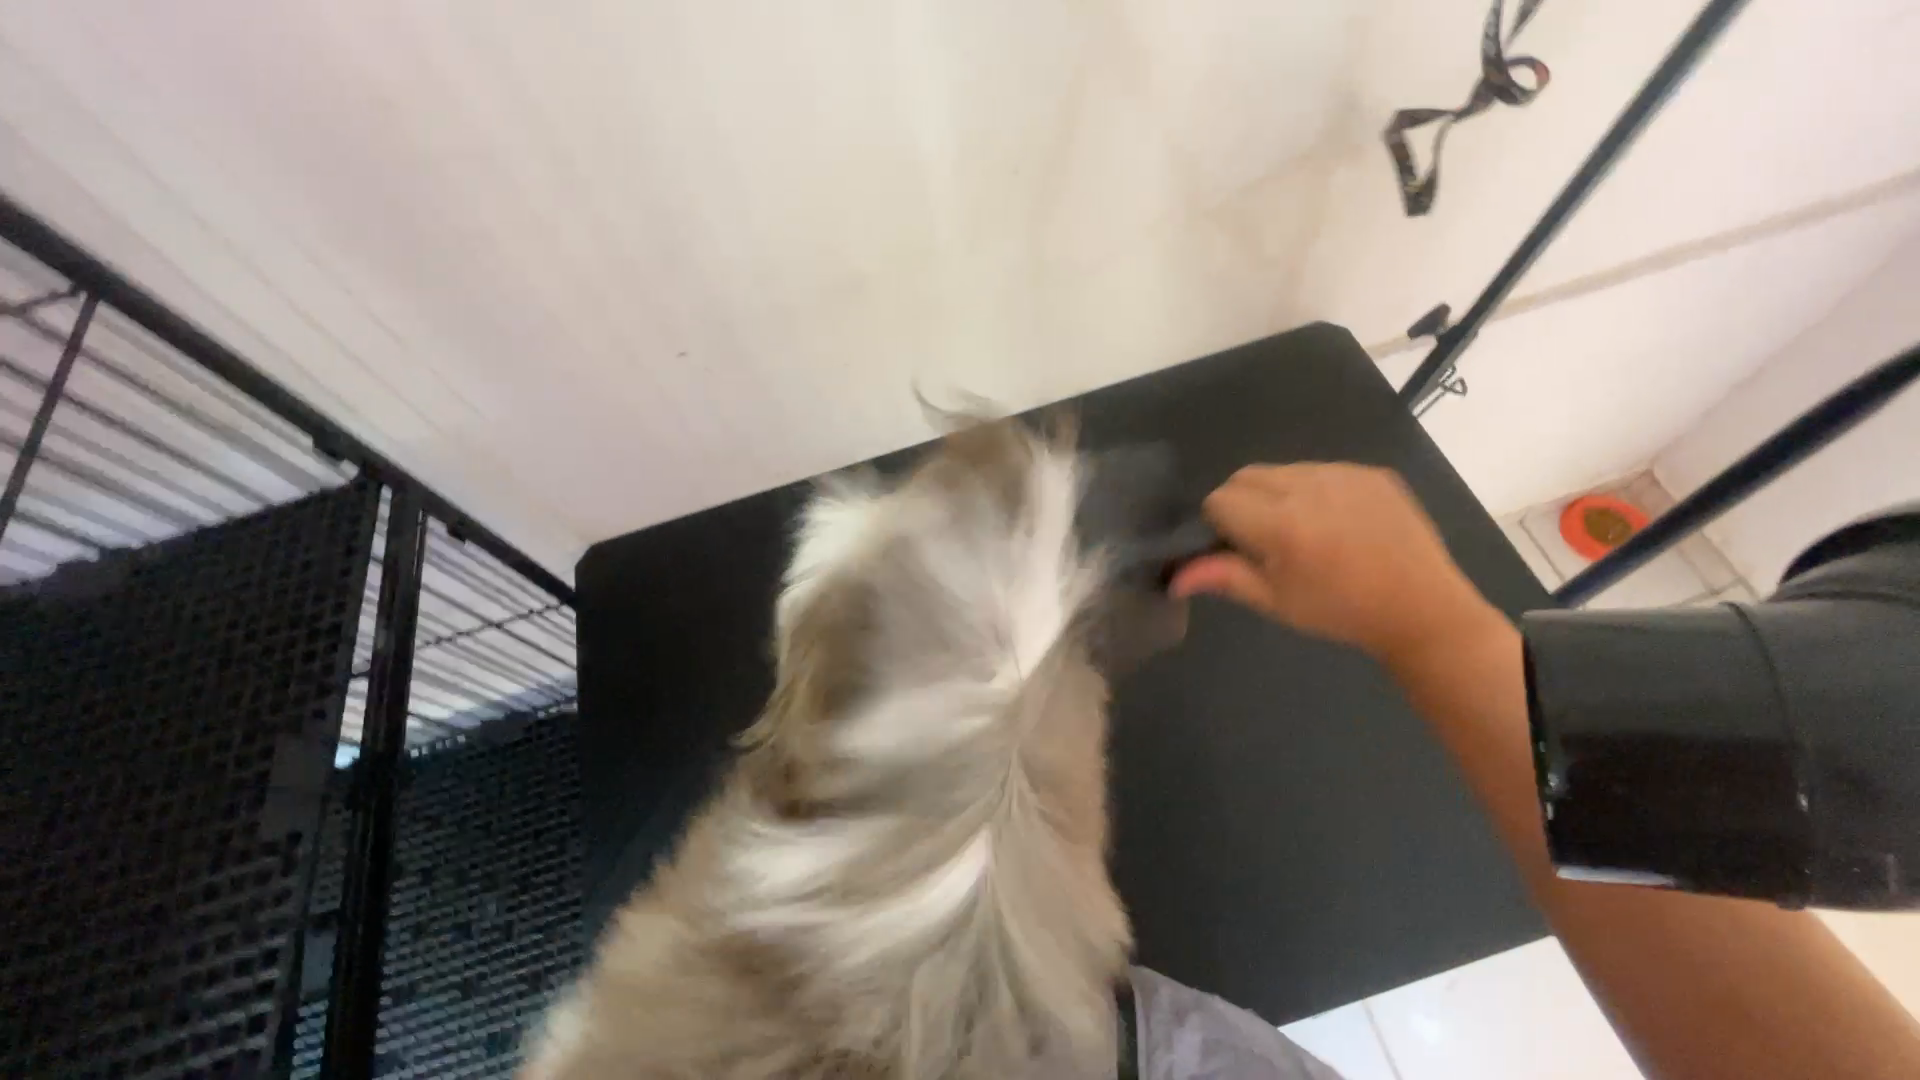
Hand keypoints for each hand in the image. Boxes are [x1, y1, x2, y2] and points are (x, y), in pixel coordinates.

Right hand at [1169, 463, 1502, 665]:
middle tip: (1264, 543)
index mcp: (1281, 523)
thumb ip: (1222, 577)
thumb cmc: (1340, 611)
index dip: (1217, 525)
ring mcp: (1343, 473)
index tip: (1237, 551)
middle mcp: (1308, 486)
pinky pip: (1320, 470)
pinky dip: (1313, 490)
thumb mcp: (1275, 601)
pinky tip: (1335, 523)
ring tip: (1303, 531)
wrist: (1422, 608)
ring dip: (1276, 494)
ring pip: (1281, 471)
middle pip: (1245, 477)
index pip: (1218, 500)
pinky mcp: (1370, 472)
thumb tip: (1173, 577)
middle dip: (1241, 504)